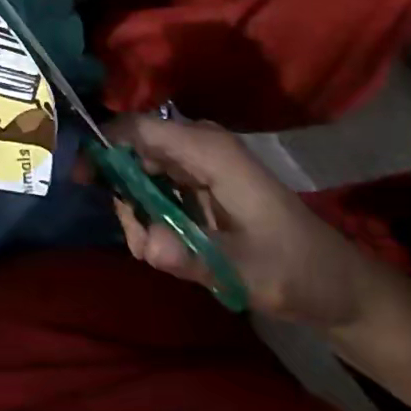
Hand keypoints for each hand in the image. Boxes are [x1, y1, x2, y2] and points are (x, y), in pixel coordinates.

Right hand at [107, 115, 367, 326]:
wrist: (332, 283)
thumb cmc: (294, 268)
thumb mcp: (246, 270)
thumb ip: (194, 256)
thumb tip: (146, 243)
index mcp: (209, 150)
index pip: (141, 127)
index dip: (104, 143)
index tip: (78, 177)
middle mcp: (200, 146)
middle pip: (135, 150)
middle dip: (122, 192)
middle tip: (138, 240)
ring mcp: (200, 164)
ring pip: (142, 171)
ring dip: (137, 211)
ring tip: (159, 253)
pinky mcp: (200, 184)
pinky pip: (157, 188)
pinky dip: (150, 216)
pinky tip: (167, 248)